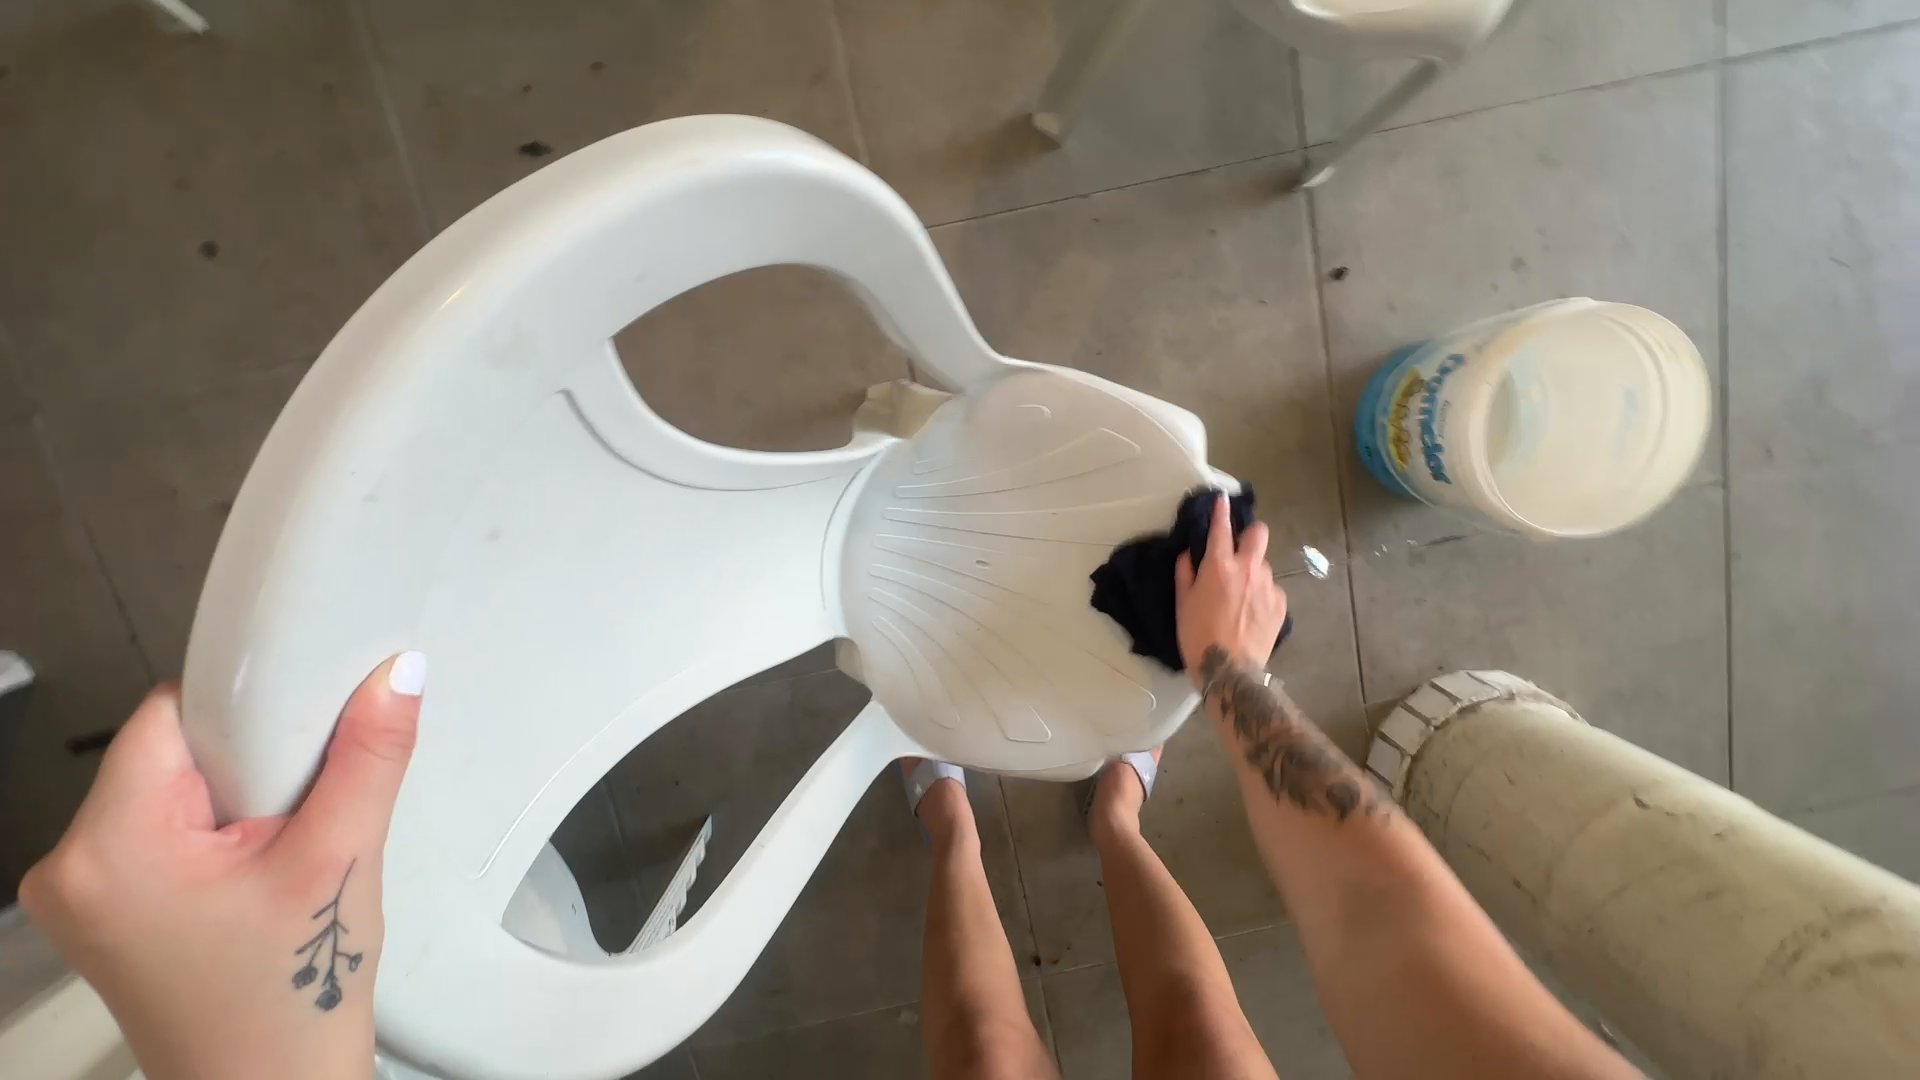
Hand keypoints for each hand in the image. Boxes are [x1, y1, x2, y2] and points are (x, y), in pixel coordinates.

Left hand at [21, 653, 424, 1079]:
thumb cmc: (288, 994)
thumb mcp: (343, 856)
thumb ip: (371, 755)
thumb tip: (397, 677)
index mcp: (107, 850)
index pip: (174, 714)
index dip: (256, 695)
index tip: (321, 697)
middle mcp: (77, 865)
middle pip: (184, 745)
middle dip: (269, 748)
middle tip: (324, 787)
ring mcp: (98, 886)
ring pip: (192, 779)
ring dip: (264, 782)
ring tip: (308, 830)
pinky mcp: (128, 897)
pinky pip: (188, 816)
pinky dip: (249, 813)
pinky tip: (289, 848)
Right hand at [1174, 494, 1287, 688]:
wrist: (1230, 669)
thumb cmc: (1197, 635)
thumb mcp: (1182, 603)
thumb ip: (1186, 573)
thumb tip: (1189, 555)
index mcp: (1219, 566)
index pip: (1222, 528)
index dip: (1221, 511)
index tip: (1222, 499)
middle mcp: (1248, 569)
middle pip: (1258, 534)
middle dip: (1250, 533)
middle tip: (1240, 546)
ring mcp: (1268, 586)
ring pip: (1263, 566)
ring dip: (1252, 572)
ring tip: (1240, 596)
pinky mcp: (1281, 605)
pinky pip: (1271, 590)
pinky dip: (1261, 595)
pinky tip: (1251, 613)